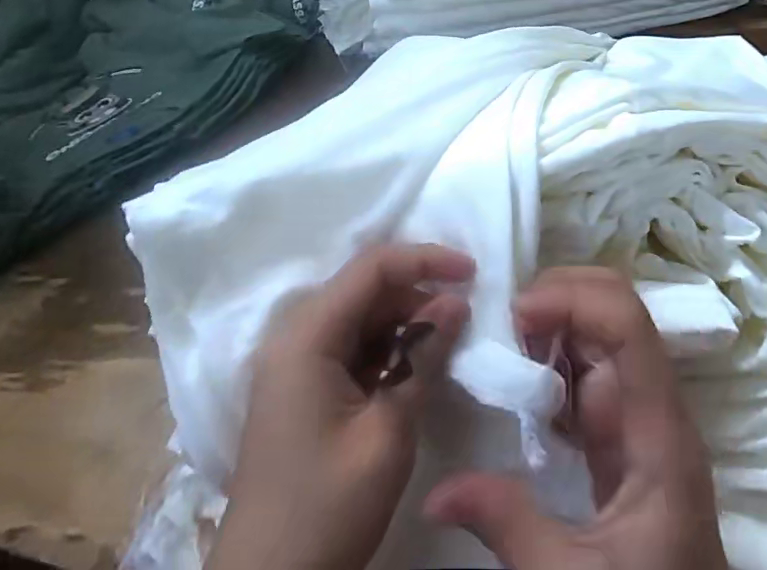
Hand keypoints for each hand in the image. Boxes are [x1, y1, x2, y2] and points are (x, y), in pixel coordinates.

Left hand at [208, 244, 474, 569]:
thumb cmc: (328, 506)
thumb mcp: (387, 433)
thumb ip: (421, 359)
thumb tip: (453, 303)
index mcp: (305, 335)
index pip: (370, 269)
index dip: (423, 260)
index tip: (472, 271)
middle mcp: (294, 334)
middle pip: (362, 289)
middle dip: (416, 295)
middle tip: (466, 319)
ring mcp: (293, 360)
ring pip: (358, 317)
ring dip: (403, 323)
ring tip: (448, 344)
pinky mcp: (300, 385)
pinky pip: (348, 346)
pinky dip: (384, 350)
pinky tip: (414, 369)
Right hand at [424, 267, 725, 569]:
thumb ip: (507, 525)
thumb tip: (434, 492)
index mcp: (658, 434)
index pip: (630, 327)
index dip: (574, 299)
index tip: (516, 315)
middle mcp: (651, 409)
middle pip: (615, 312)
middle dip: (557, 296)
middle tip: (501, 322)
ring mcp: (634, 419)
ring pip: (596, 335)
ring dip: (547, 322)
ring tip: (497, 339)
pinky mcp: (615, 435)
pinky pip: (582, 372)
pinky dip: (545, 357)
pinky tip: (514, 373)